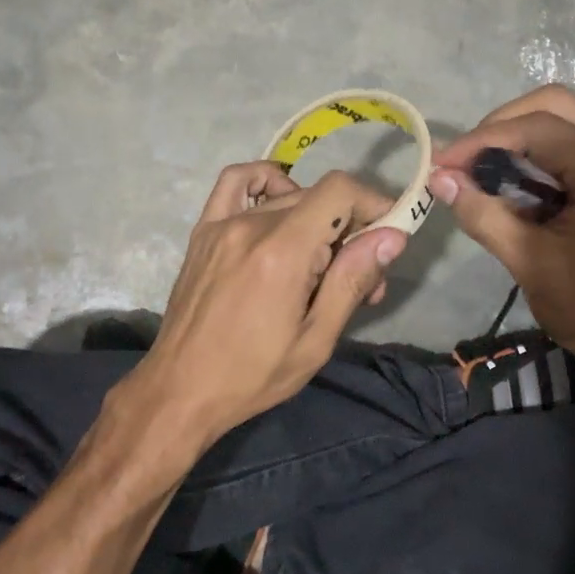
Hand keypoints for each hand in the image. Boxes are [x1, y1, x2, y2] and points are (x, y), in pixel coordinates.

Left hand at [124, 162, 404, 441]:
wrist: (181, 389)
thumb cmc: (252, 376)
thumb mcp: (315, 340)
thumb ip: (352, 281)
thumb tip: (393, 236)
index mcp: (282, 252)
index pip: (340, 191)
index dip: (373, 205)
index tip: (386, 239)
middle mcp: (251, 226)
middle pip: (318, 197)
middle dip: (351, 229)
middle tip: (359, 282)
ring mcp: (221, 225)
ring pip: (286, 196)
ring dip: (317, 219)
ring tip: (321, 262)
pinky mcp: (203, 233)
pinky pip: (236, 184)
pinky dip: (266, 184)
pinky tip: (279, 210)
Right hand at [430, 85, 574, 380]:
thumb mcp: (531, 263)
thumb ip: (484, 215)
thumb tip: (439, 179)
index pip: (537, 128)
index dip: (481, 141)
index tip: (439, 165)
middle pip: (554, 105)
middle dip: (500, 127)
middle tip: (462, 162)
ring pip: (565, 121)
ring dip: (518, 141)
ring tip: (478, 174)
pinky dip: (538, 158)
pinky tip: (511, 187)